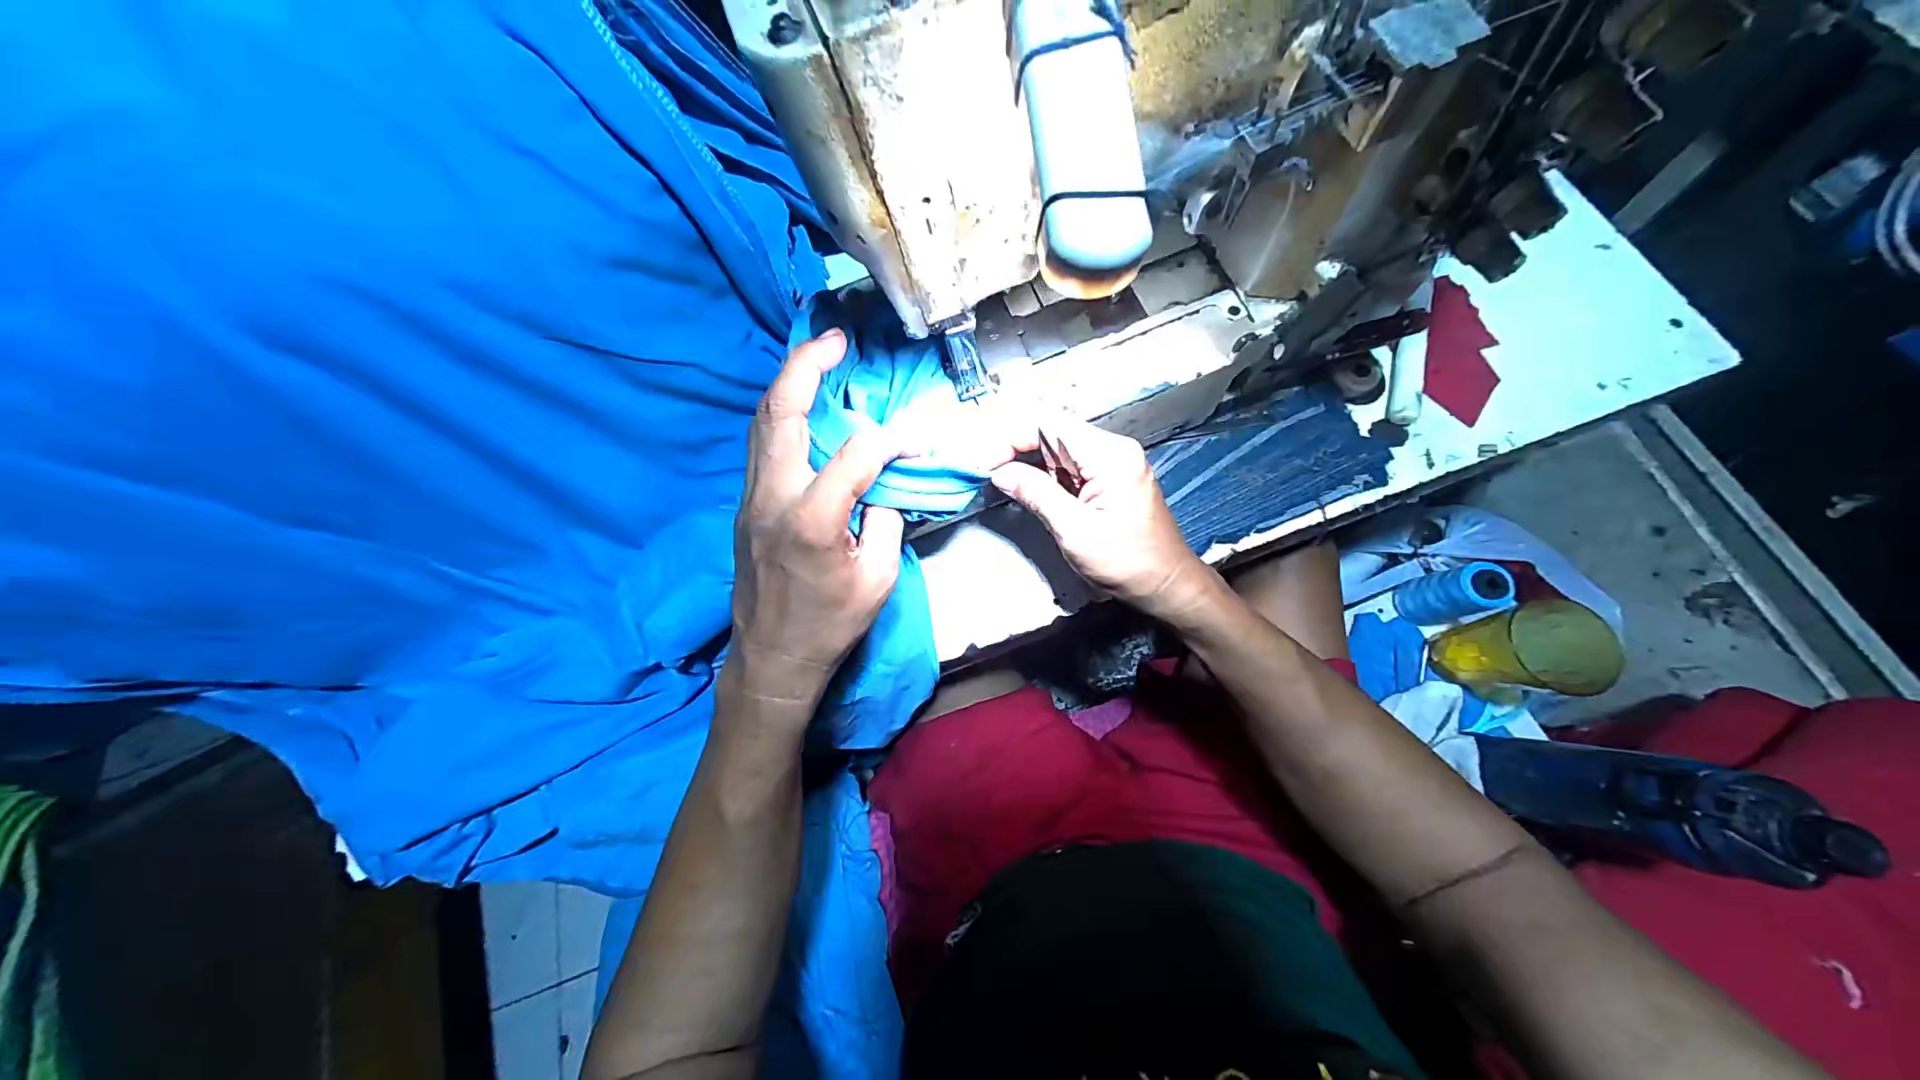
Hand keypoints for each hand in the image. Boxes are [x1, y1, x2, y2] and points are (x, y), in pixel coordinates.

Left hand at [731, 330, 907, 700]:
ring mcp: (751, 498)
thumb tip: (883, 481)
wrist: (772, 655)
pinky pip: (760, 444)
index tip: (911, 443)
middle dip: (806, 366)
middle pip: (781, 412)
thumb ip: (885, 519)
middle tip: (835, 339)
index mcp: (813, 519)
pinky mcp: (744, 504)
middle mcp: (773, 497)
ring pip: (761, 422)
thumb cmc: (830, 624)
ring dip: (788, 384)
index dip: (890, 440)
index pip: (856, 453)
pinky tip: (802, 405)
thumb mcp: (877, 578)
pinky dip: (780, 413)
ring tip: (817, 358)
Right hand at [989, 417, 1212, 620]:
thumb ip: (1036, 495)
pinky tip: (1030, 489)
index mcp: (1109, 455)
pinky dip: (1047, 475)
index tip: (987, 464)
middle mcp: (1113, 449)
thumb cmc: (1127, 563)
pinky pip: (1071, 465)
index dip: (1011, 438)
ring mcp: (1113, 462)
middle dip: (1017, 449)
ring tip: (1004, 482)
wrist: (1167, 584)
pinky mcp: (1110, 477)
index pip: (1050, 424)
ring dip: (1030, 463)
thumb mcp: (1074, 531)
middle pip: (1053, 431)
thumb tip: (1001, 473)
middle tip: (989, 473)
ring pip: (1059, 448)